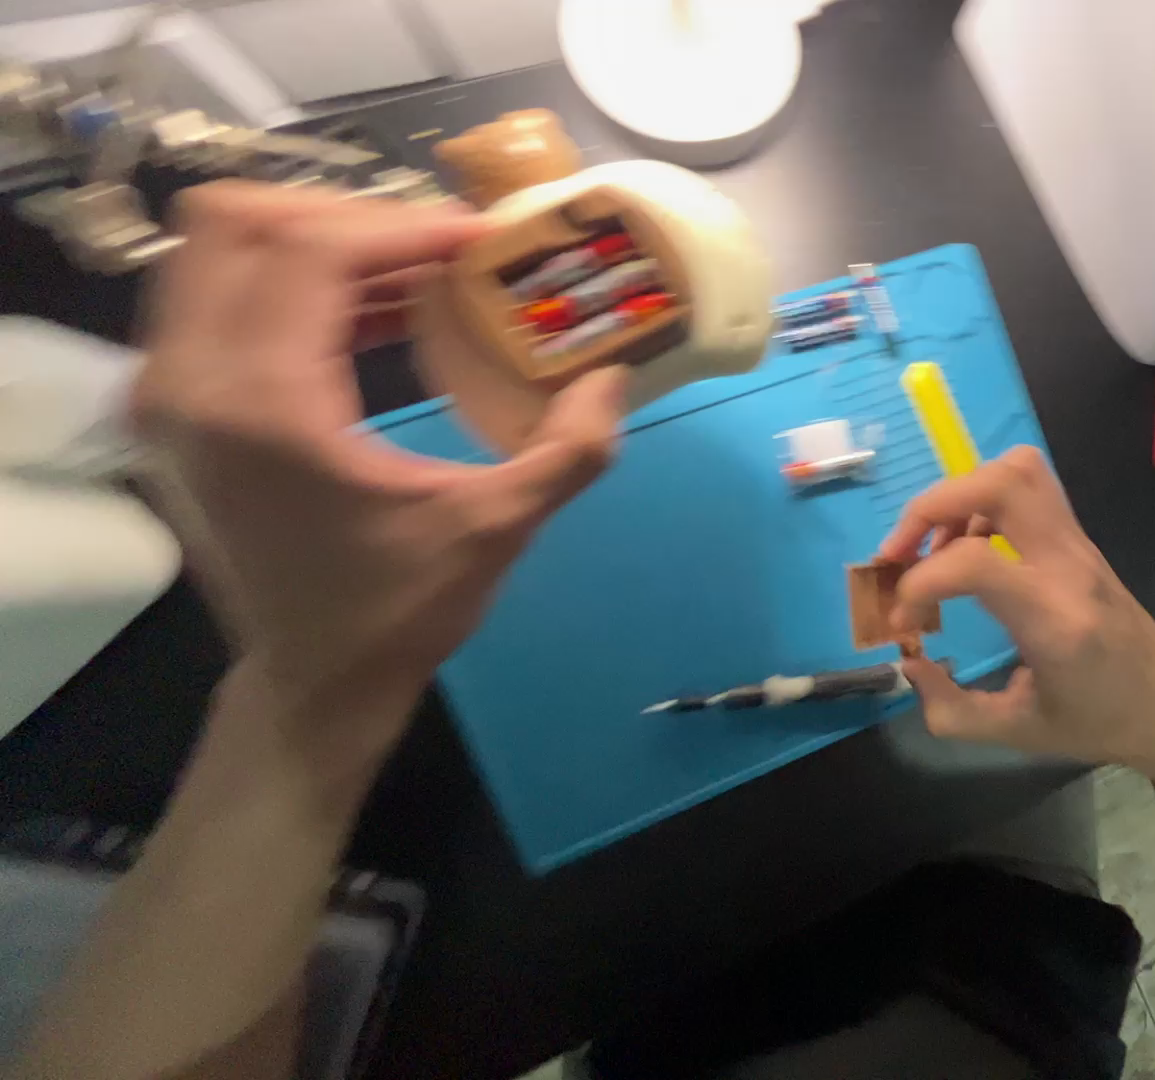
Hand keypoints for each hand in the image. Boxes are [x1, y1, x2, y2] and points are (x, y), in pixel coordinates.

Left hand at [134, 182, 627, 779]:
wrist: (317, 677)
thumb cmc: (402, 606)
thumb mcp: (501, 527)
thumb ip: (569, 451)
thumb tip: (613, 377)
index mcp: (262, 404)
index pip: (308, 253)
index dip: (403, 228)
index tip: (484, 241)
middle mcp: (189, 379)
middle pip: (238, 223)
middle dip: (353, 218)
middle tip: (445, 250)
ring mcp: (172, 390)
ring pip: (220, 252)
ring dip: (327, 245)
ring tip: (425, 273)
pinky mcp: (183, 406)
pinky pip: (228, 299)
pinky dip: (305, 285)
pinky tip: (384, 316)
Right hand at [878, 446, 1154, 785]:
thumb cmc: (1097, 723)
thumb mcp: (1018, 733)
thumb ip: (951, 710)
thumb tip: (907, 666)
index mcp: (1056, 620)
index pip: (975, 562)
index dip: (919, 582)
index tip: (902, 621)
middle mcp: (1069, 566)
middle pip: (1001, 483)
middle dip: (931, 505)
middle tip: (899, 554)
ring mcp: (1079, 545)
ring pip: (1019, 471)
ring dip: (960, 495)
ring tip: (933, 547)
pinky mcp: (1079, 540)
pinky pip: (1029, 489)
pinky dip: (983, 501)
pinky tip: (967, 547)